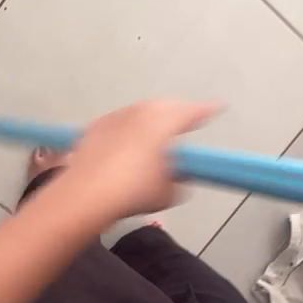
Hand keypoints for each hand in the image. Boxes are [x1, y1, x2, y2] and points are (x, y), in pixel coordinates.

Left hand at [50, 100, 221, 222]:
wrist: (85, 195)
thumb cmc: (132, 192)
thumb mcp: (167, 192)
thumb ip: (179, 179)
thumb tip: (178, 177)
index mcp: (163, 121)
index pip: (192, 112)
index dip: (207, 111)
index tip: (218, 108)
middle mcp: (140, 112)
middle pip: (164, 107)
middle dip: (176, 114)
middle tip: (186, 125)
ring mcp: (115, 117)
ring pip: (139, 114)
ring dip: (150, 122)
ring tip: (156, 138)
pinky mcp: (94, 128)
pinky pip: (119, 124)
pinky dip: (128, 131)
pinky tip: (126, 148)